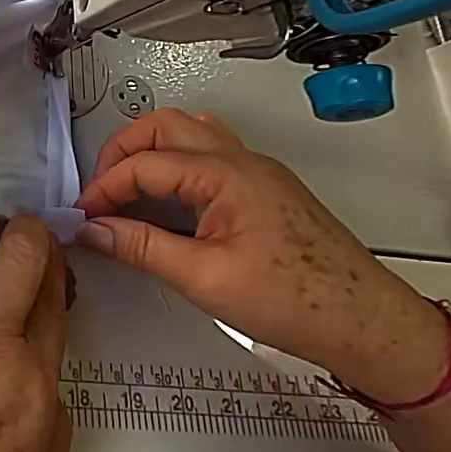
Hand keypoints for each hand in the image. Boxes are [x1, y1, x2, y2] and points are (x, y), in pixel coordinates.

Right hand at [73, 108, 448, 401]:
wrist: (367, 325)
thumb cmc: (298, 301)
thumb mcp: (202, 277)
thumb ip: (139, 247)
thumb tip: (92, 230)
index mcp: (229, 176)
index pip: (144, 163)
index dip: (103, 188)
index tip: (84, 216)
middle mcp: (243, 162)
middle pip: (162, 126)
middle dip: (119, 153)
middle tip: (98, 192)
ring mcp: (255, 172)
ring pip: (185, 132)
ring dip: (145, 152)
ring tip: (122, 190)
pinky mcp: (259, 189)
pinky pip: (204, 154)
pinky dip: (170, 165)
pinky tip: (159, 199)